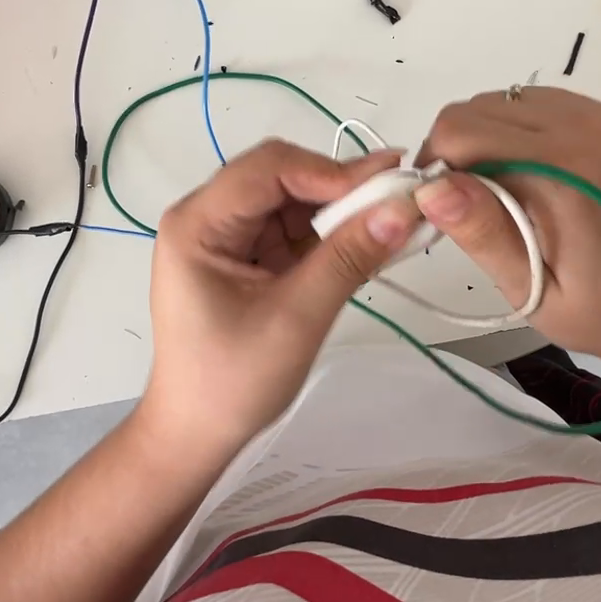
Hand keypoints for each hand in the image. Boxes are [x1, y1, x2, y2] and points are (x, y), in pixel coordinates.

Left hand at [140, 141, 419, 450]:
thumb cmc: (233, 383)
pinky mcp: (245, 258)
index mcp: (196, 225)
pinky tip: (366, 242)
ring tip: (391, 222)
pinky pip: (291, 229)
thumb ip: (348, 258)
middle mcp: (205, 218)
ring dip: (339, 210)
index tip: (390, 185)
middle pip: (279, 177)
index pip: (268, 169)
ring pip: (291, 200)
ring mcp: (225, 237)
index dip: (331, 170)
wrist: (198, 432)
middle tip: (398, 198)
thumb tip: (403, 209)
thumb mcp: (296, 319)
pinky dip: (329, 234)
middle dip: (338, 187)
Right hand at [415, 87, 600, 378]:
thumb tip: (431, 188)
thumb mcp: (533, 290)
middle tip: (460, 209)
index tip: (435, 212)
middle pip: (476, 108)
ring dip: (480, 141)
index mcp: (566, 167)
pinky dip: (511, 133)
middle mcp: (585, 124)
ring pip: (501, 102)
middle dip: (453, 153)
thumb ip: (484, 235)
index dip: (435, 168)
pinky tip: (522, 177)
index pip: (461, 131)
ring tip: (492, 196)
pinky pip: (533, 105)